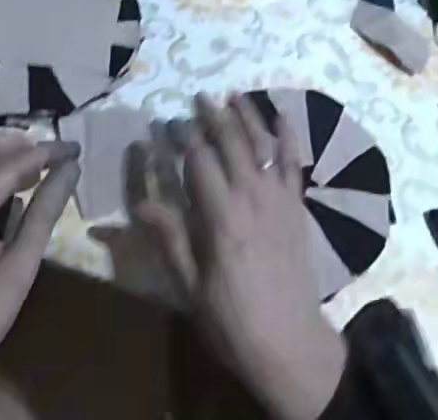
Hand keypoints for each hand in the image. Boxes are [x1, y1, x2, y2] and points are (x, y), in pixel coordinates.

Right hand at [139, 95, 347, 419]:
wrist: (290, 342)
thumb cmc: (232, 318)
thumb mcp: (190, 287)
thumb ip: (170, 239)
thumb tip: (141, 202)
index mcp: (221, 215)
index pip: (199, 160)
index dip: (183, 137)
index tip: (170, 122)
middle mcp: (252, 196)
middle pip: (231, 142)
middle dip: (213, 115)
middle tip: (199, 97)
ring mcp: (279, 197)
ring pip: (263, 143)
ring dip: (248, 116)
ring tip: (233, 94)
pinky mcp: (297, 204)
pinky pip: (294, 162)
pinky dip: (289, 135)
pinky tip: (283, 115)